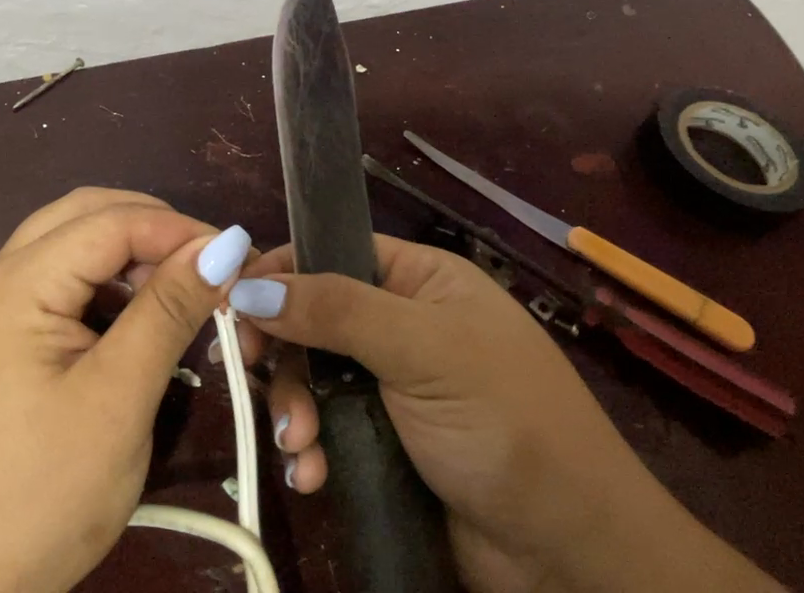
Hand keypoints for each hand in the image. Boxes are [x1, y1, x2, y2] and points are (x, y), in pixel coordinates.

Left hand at [0, 188, 251, 592]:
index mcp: (15, 285)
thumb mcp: (120, 398)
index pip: (108, 221)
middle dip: (150, 228)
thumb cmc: (45, 492)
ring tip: (181, 291)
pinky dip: (104, 289)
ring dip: (127, 256)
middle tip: (209, 266)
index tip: (238, 257)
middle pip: (81, 217)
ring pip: (69, 248)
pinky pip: (58, 288)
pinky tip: (137, 321)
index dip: (177, 228)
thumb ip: (168, 310)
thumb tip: (222, 245)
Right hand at [228, 235, 782, 592]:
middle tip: (261, 380)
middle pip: (309, 318)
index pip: (330, 252)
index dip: (279, 273)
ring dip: (293, 410)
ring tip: (301, 447)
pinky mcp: (380, 441)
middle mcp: (399, 324)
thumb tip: (246, 283)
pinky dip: (309, 448)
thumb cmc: (505, 423)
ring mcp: (389, 386)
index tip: (234, 306)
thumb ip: (336, 310)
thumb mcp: (423, 351)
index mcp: (418, 281)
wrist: (569, 551)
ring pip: (309, 377)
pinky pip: (323, 428)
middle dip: (285, 356)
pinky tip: (312, 475)